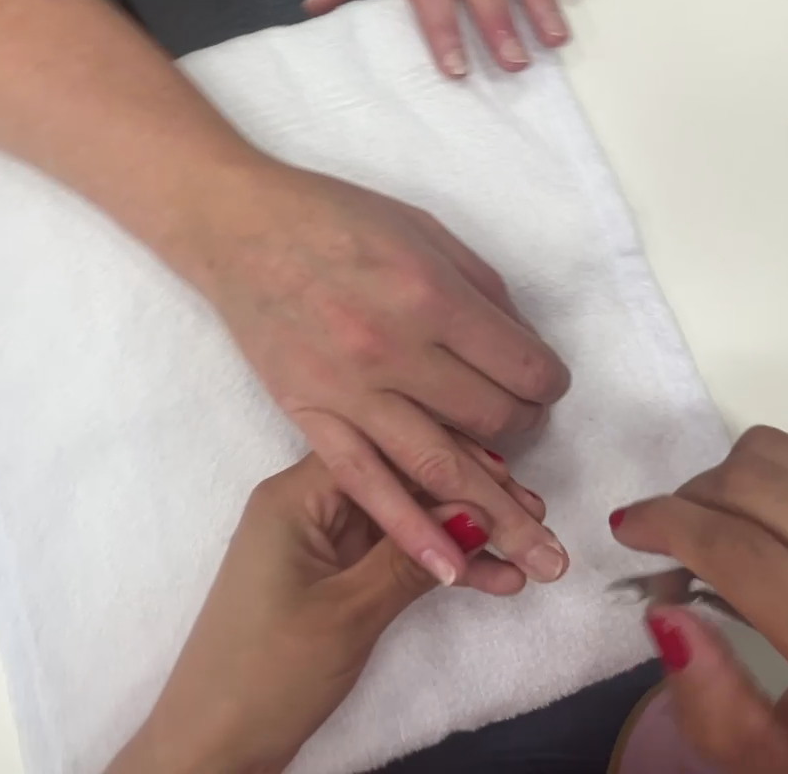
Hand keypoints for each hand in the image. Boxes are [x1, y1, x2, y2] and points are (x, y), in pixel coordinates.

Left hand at [108, 455, 516, 773]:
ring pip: (403, 522)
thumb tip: (477, 510)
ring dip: (462, 538)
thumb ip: (411, 559)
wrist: (212, 744)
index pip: (383, 453)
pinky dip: (436, 569)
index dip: (450, 462)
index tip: (514, 481)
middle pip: (398, 483)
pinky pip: (392, 556)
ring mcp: (320, 539)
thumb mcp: (346, 614)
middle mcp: (307, 502)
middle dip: (466, 500)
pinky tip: (495, 580)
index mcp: (297, 492)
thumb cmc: (269, 670)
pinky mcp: (331, 574)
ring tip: (532, 551)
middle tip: (536, 514)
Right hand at [172, 162, 570, 588]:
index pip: (523, 365)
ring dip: (499, 516)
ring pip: (440, 467)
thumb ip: (479, 288)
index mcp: (431, 294)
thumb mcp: (421, 227)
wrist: (238, 229)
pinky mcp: (310, 416)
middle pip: (492, 418)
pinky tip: (452, 571)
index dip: (549, 381)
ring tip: (543, 561)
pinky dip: (411, 531)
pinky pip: (366, 484)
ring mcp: (349, 391)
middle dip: (526, 430)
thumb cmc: (333, 216)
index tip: (544, 382)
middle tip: (525, 425)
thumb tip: (520, 345)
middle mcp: (396, 349)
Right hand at [609, 428, 787, 773]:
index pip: (745, 555)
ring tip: (731, 525)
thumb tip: (662, 611)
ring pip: (785, 450)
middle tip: (677, 535)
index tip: (628, 530)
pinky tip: (787, 517)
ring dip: (731, 479)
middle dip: (692, 497)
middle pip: (758, 483)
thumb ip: (716, 709)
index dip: (668, 526)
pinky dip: (780, 471)